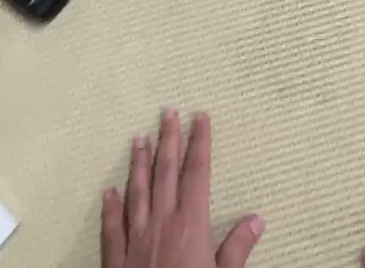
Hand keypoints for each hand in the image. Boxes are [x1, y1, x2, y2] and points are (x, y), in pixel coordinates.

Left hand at [102, 109, 264, 267]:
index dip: (200, 143)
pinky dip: (111, 207)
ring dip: (138, 163)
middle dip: (168, 140)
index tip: (201, 116)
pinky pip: (112, 227)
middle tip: (167, 111)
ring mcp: (136, 239)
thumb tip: (256, 219)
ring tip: (138, 138)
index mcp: (191, 224)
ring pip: (137, 191)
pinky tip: (108, 191)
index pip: (197, 173)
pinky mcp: (116, 260)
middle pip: (165, 173)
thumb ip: (237, 249)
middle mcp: (161, 223)